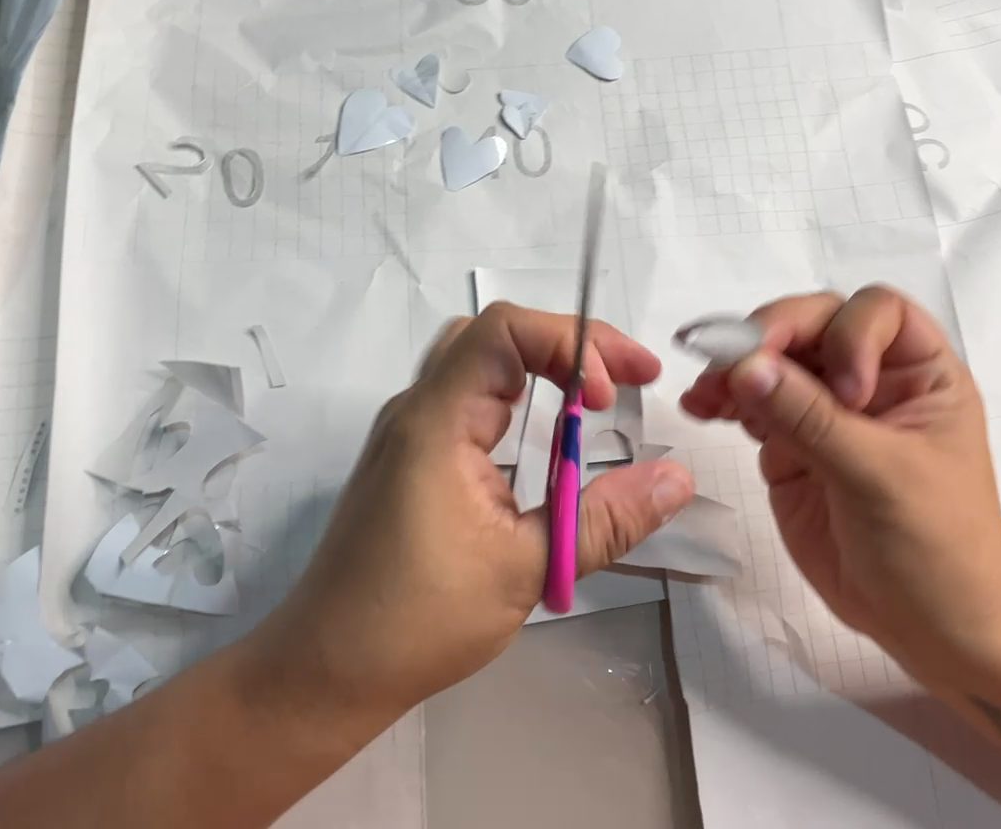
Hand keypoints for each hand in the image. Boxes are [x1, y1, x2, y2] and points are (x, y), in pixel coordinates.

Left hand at [249, 303, 695, 722]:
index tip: (612, 398)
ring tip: (595, 400)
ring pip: (477, 362)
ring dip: (540, 368)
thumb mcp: (526, 569)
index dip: (570, 345)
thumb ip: (605, 519)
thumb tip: (676, 478)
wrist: (324, 668)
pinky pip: (467, 399)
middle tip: (625, 382)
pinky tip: (545, 438)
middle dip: (568, 345)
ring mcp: (409, 432)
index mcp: (437, 422)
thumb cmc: (418, 621)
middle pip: (494, 335)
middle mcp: (417, 410)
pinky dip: (516, 397)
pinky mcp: (410, 457)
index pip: (504, 331)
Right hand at [679, 286, 1000, 683]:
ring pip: (772, 363)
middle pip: (811, 325)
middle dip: (769, 338)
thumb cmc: (934, 545)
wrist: (927, 626)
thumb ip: (810, 419)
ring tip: (703, 393)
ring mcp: (824, 412)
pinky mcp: (790, 445)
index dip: (849, 334)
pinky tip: (700, 407)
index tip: (844, 391)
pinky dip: (723, 400)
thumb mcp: (881, 476)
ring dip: (734, 368)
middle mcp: (868, 379)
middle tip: (730, 364)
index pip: (876, 312)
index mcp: (919, 372)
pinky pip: (751, 406)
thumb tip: (746, 366)